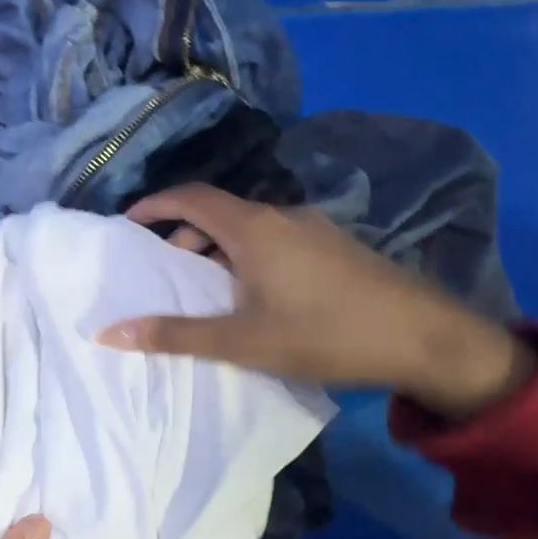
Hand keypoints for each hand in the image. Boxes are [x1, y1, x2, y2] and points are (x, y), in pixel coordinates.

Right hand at [99, 184, 536, 417]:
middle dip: (182, 235)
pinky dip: (245, 257)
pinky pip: (274, 241)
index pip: (192, 197)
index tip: (127, 224)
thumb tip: (110, 332)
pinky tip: (250, 297)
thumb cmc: (324, 334)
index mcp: (255, 228)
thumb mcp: (240, 341)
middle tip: (161, 272)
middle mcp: (283, 217)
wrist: (427, 340)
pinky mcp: (335, 248)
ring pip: (248, 228)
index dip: (154, 204)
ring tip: (201, 291)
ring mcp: (315, 230)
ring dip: (215, 250)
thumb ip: (174, 334)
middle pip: (218, 212)